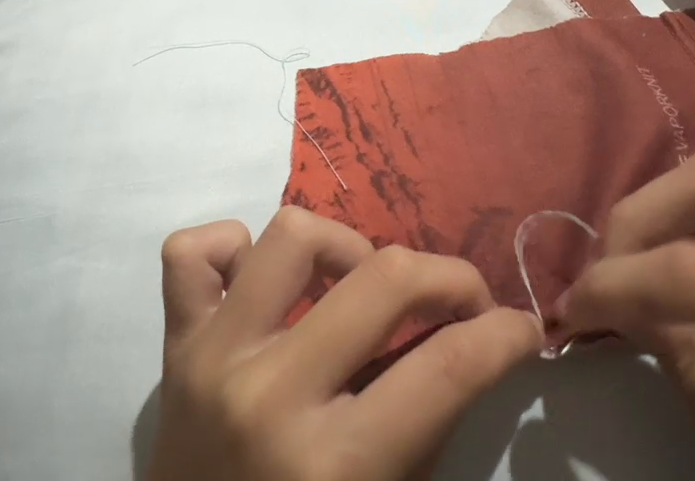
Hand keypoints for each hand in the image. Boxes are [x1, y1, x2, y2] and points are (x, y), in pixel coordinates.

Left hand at [147, 207, 541, 480]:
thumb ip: (432, 420)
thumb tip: (479, 338)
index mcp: (331, 465)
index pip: (447, 368)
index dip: (505, 336)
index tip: (522, 328)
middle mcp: (269, 396)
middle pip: (383, 280)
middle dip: (449, 278)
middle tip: (460, 303)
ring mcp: (212, 360)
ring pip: (290, 237)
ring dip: (345, 248)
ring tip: (358, 284)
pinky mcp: (173, 345)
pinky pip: (190, 254)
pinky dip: (231, 249)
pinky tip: (263, 282)